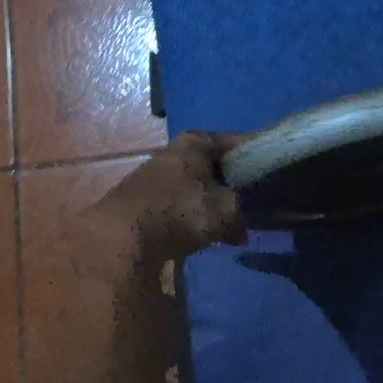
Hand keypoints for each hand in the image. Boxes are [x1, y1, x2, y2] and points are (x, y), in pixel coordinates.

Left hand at [95, 131, 245, 267]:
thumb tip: (240, 230)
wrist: (118, 240)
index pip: (231, 141)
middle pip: (207, 165)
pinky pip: (171, 207)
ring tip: (221, 225)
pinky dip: (184, 218)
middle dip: (226, 183)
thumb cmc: (181, 211)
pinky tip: (193, 237)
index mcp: (194, 143)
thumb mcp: (226, 209)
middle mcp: (170, 153)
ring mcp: (147, 178)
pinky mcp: (133, 204)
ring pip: (188, 187)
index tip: (264, 167)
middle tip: (245, 200)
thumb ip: (240, 212)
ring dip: (204, 204)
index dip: (249, 154)